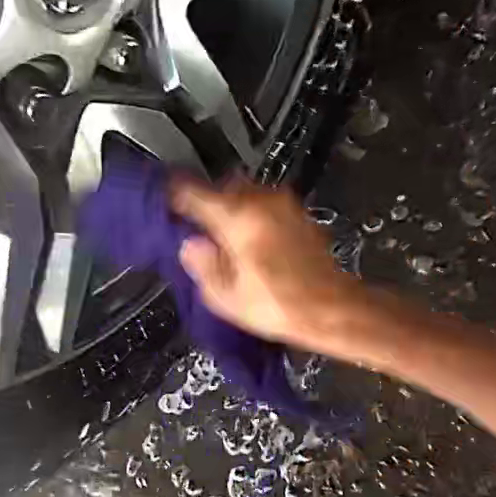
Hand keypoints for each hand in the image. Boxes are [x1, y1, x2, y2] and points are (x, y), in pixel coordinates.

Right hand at [168, 175, 371, 353]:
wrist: (332, 309)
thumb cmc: (280, 305)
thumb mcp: (225, 296)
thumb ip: (201, 264)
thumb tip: (190, 246)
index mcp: (236, 217)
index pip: (191, 190)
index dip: (172, 196)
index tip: (163, 203)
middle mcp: (261, 201)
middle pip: (221, 187)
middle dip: (207, 205)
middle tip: (197, 229)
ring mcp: (284, 205)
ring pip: (245, 194)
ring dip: (231, 210)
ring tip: (226, 241)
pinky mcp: (299, 215)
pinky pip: (265, 205)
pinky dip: (253, 217)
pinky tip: (252, 244)